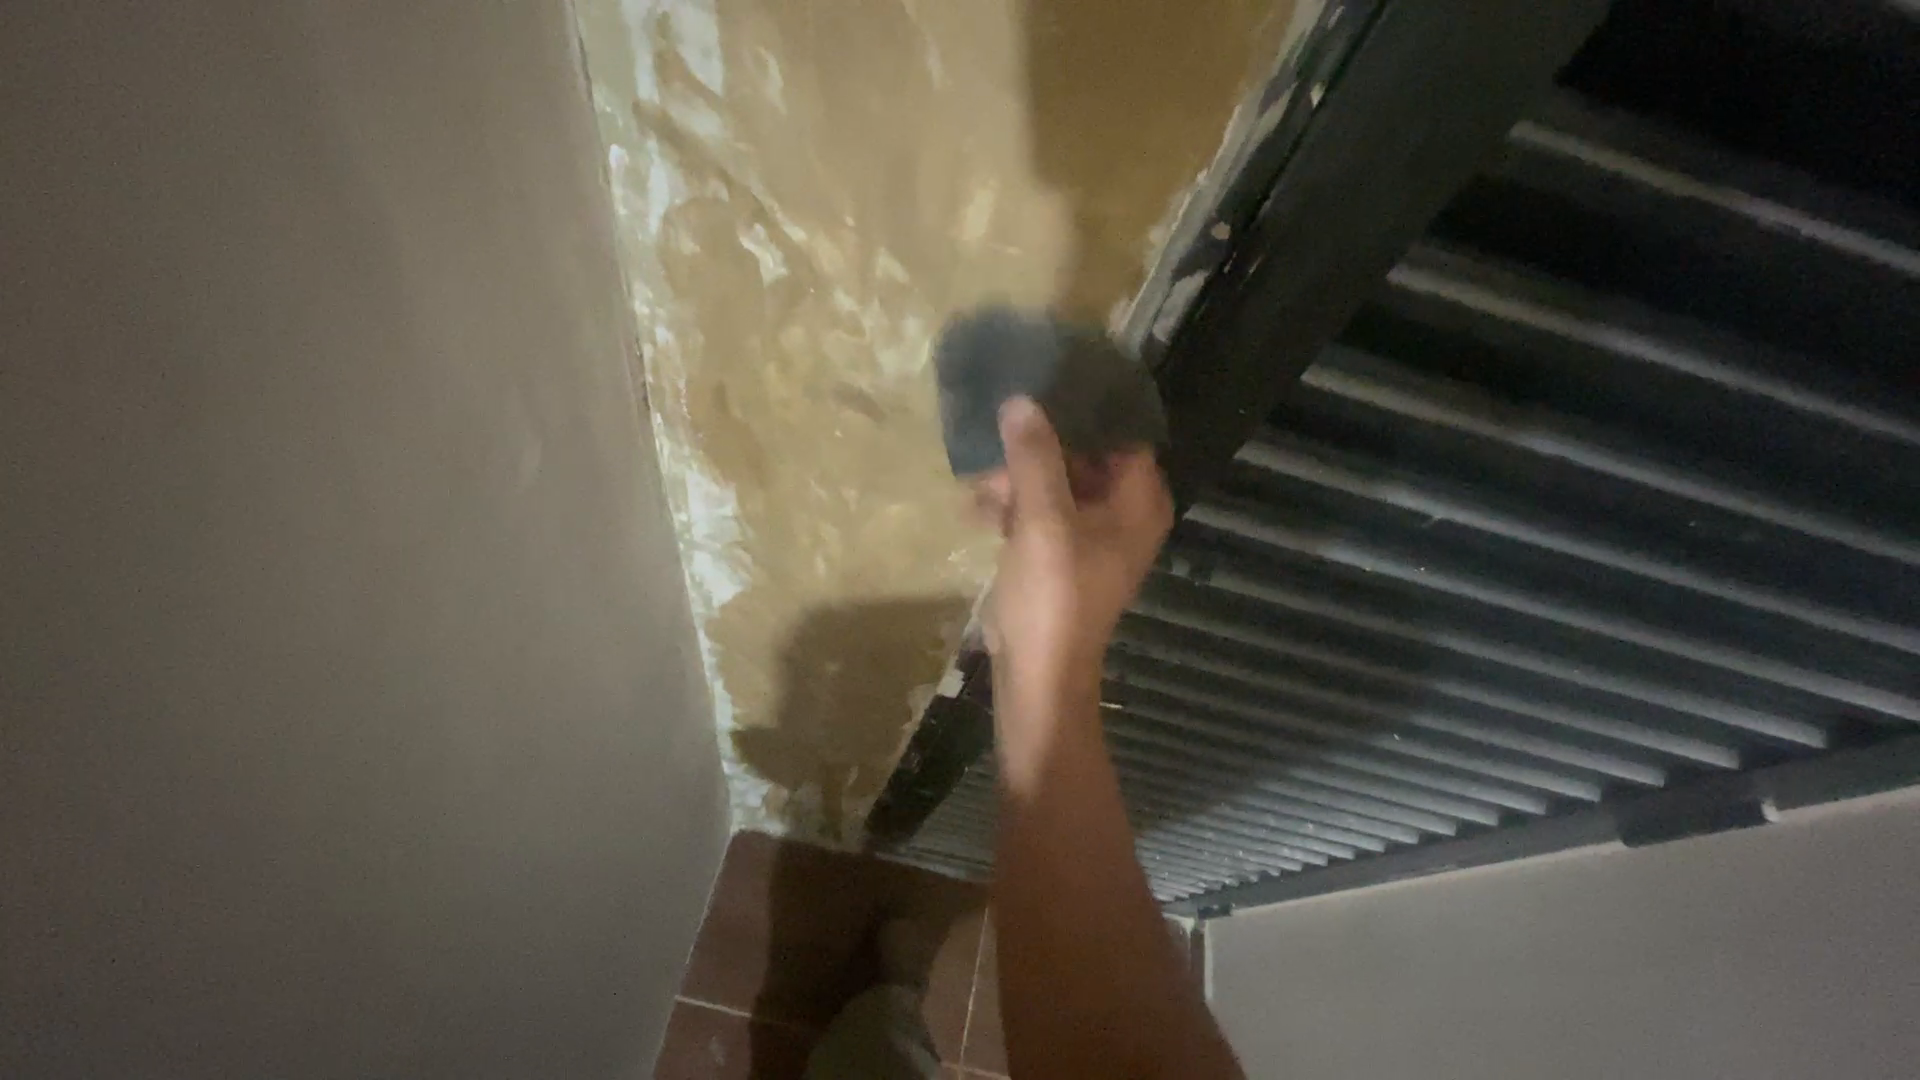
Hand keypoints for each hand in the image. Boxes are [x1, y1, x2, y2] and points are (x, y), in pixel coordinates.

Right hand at [978, 398, 1172, 691]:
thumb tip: (1020, 400)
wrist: (1037, 674)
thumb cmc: (1052, 594)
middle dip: (1036, 453)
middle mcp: (1124, 514)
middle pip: (1084, 458)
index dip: (1085, 412)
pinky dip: (1014, 508)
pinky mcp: (1062, 555)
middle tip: (994, 448)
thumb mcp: (1042, 519)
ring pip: (1056, 485)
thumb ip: (1033, 456)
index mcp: (1138, 502)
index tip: (1042, 388)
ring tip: (978, 490)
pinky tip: (978, 510)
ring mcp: (1092, 536)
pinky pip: (1042, 514)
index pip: (1122, 435)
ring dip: (1017, 481)